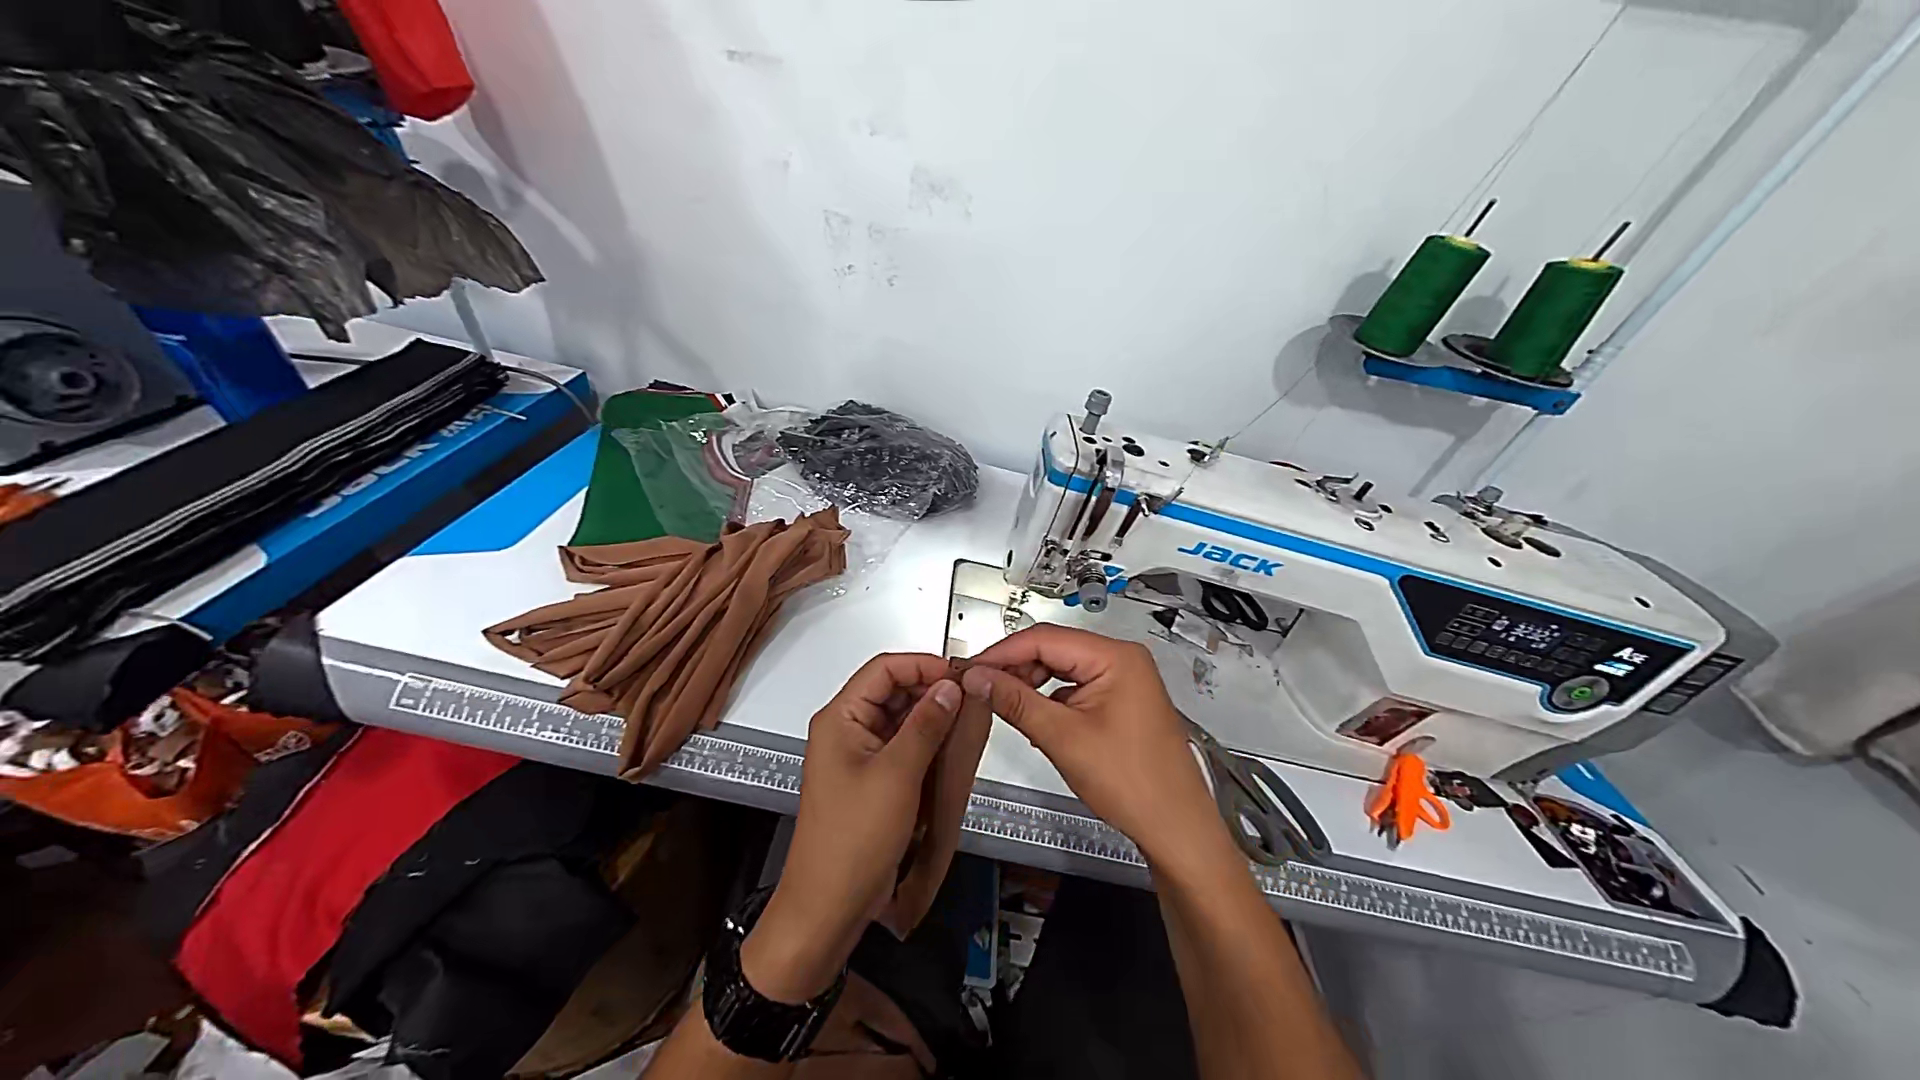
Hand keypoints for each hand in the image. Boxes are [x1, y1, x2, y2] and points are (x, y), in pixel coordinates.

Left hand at [742, 653, 983, 1001]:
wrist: (829, 904)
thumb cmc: (847, 845)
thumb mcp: (897, 775)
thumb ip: (926, 726)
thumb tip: (947, 689)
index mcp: (839, 719)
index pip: (883, 669)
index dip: (922, 665)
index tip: (956, 674)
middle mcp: (845, 731)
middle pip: (892, 690)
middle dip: (930, 690)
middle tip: (965, 697)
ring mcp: (859, 755)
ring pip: (900, 718)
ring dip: (930, 717)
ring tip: (963, 721)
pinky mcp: (872, 777)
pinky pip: (902, 745)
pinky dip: (926, 742)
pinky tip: (948, 748)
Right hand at [961, 625, 1234, 872]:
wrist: (1174, 826)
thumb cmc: (1137, 785)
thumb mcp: (1062, 737)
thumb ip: (1015, 701)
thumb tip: (981, 678)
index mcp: (1116, 658)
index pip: (1043, 639)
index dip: (1001, 653)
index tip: (972, 668)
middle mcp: (1123, 661)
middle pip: (1052, 649)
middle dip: (1014, 667)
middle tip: (981, 686)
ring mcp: (1123, 679)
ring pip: (1061, 668)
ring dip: (1029, 684)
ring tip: (1002, 703)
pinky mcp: (1119, 699)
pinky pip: (1073, 686)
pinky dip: (1048, 698)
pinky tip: (1032, 717)